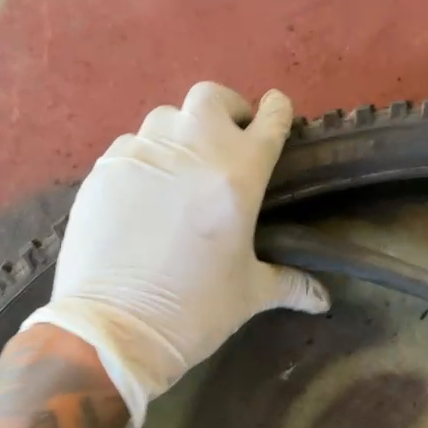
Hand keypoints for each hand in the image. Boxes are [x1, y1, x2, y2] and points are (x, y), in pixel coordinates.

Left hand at [22, 82, 330, 427]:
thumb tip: (323, 299)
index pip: (268, 122)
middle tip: (229, 143)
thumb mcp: (249, 296)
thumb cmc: (194, 311)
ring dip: (182, 134)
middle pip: (212, 99)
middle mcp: (190, 148)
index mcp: (238, 175)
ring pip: (166, 118)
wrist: (114, 329)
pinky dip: (146, 160)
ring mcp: (142, 153)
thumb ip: (288, 284)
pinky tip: (145, 194)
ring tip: (184, 171)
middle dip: (227, 111)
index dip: (277, 114)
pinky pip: (131, 147)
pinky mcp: (103, 169)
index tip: (278, 115)